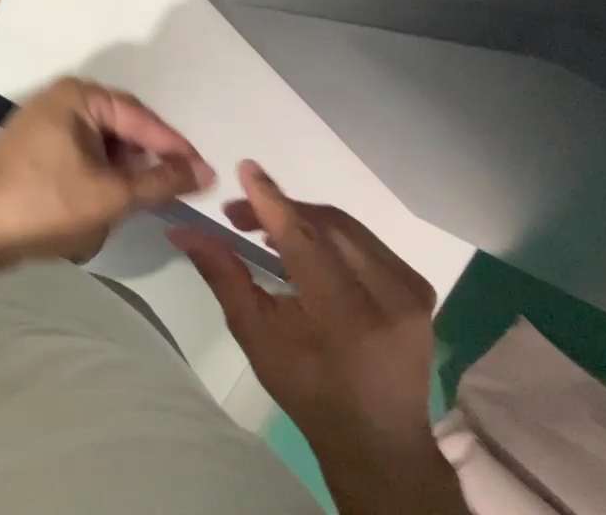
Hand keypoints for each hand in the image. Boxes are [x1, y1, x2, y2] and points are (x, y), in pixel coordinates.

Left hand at [0, 78, 214, 267]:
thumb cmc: (45, 204)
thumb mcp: (112, 195)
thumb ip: (161, 180)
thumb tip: (204, 172)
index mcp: (78, 96)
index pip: (142, 118)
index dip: (175, 149)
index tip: (206, 176)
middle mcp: (61, 98)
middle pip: (122, 128)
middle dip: (145, 160)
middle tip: (174, 191)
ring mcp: (44, 121)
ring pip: (103, 144)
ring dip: (121, 172)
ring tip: (136, 201)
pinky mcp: (35, 146)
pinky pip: (81, 153)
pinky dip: (98, 175)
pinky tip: (107, 201)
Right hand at [171, 162, 458, 510]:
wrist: (377, 436)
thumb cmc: (306, 387)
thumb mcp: (254, 333)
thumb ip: (223, 275)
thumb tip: (185, 231)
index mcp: (345, 312)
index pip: (302, 238)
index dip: (270, 201)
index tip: (246, 168)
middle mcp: (388, 294)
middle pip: (327, 224)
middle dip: (281, 209)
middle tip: (237, 215)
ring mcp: (412, 291)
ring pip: (348, 228)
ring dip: (304, 219)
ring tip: (266, 229)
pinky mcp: (421, 289)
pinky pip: (367, 243)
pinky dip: (331, 235)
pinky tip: (306, 248)